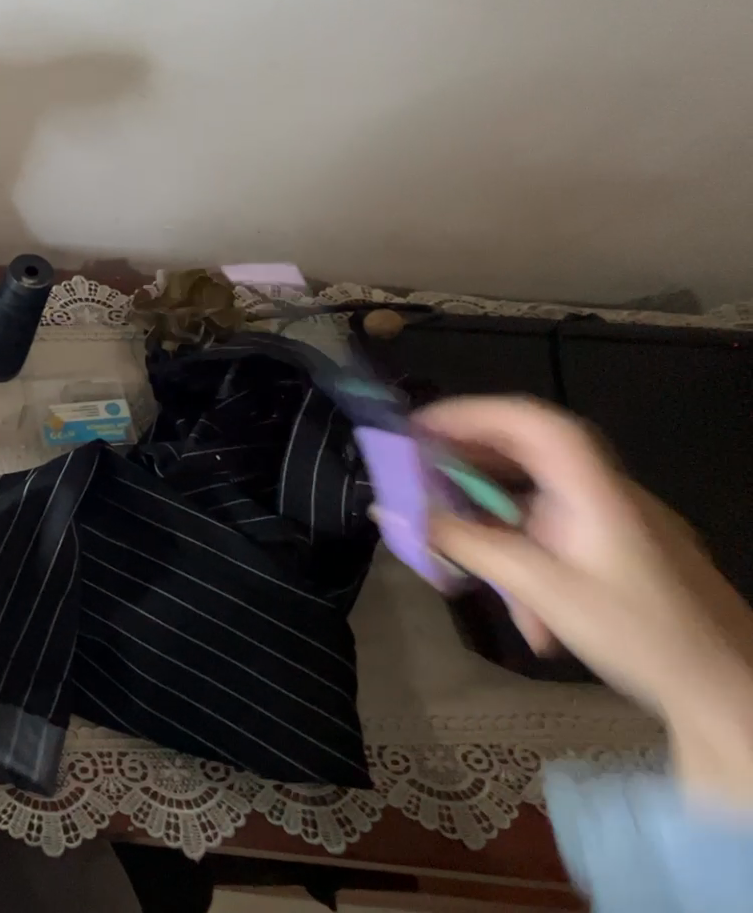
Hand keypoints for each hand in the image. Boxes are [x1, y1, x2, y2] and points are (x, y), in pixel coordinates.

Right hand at [416, 396, 752, 805]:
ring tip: (446, 544)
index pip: (534, 424)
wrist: (733, 695)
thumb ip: (461, 542)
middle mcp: (606, 496)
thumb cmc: (639, 634)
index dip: (472, 413)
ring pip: (533, 495)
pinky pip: (548, 528)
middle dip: (464, 459)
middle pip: (528, 451)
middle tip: (412, 477)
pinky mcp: (616, 551)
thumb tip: (389, 509)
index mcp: (595, 492)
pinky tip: (503, 591)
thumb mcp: (538, 586)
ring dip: (482, 511)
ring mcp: (615, 523)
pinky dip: (509, 542)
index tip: (416, 429)